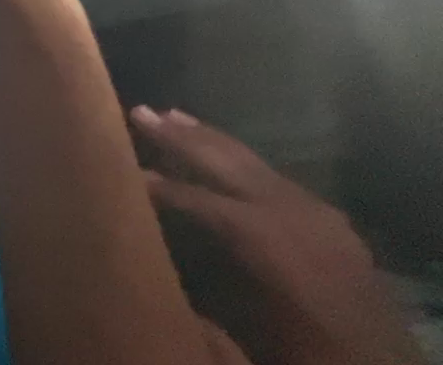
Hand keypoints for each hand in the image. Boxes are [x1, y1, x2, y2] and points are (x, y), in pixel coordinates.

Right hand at [132, 107, 419, 364]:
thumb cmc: (301, 344)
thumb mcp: (246, 320)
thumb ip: (199, 276)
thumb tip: (146, 238)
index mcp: (271, 242)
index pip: (202, 202)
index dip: (160, 185)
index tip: (120, 168)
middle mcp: (297, 220)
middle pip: (231, 168)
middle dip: (184, 140)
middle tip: (140, 111)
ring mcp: (320, 218)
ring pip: (255, 166)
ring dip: (211, 140)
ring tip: (172, 115)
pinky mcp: (332, 225)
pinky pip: (276, 178)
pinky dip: (242, 159)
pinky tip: (222, 151)